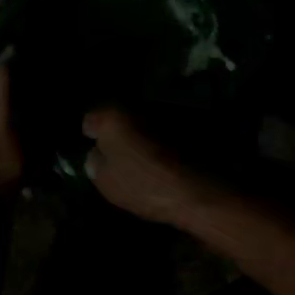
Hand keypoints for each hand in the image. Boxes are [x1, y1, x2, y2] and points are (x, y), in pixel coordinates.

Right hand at [82, 109, 212, 225]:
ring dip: (144, 133)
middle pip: (121, 116)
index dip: (92, 135)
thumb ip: (94, 162)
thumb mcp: (106, 183)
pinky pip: (168, 127)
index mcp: (113, 116)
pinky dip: (165, 138)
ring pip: (145, 120)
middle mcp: (138, 105)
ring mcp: (166, 110)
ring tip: (149, 157)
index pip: (91, 120)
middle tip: (122, 153)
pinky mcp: (192, 120)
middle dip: (120, 131)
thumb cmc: (146, 186)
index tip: (96, 148)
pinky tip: (170, 158)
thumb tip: (96, 153)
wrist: (203, 190)